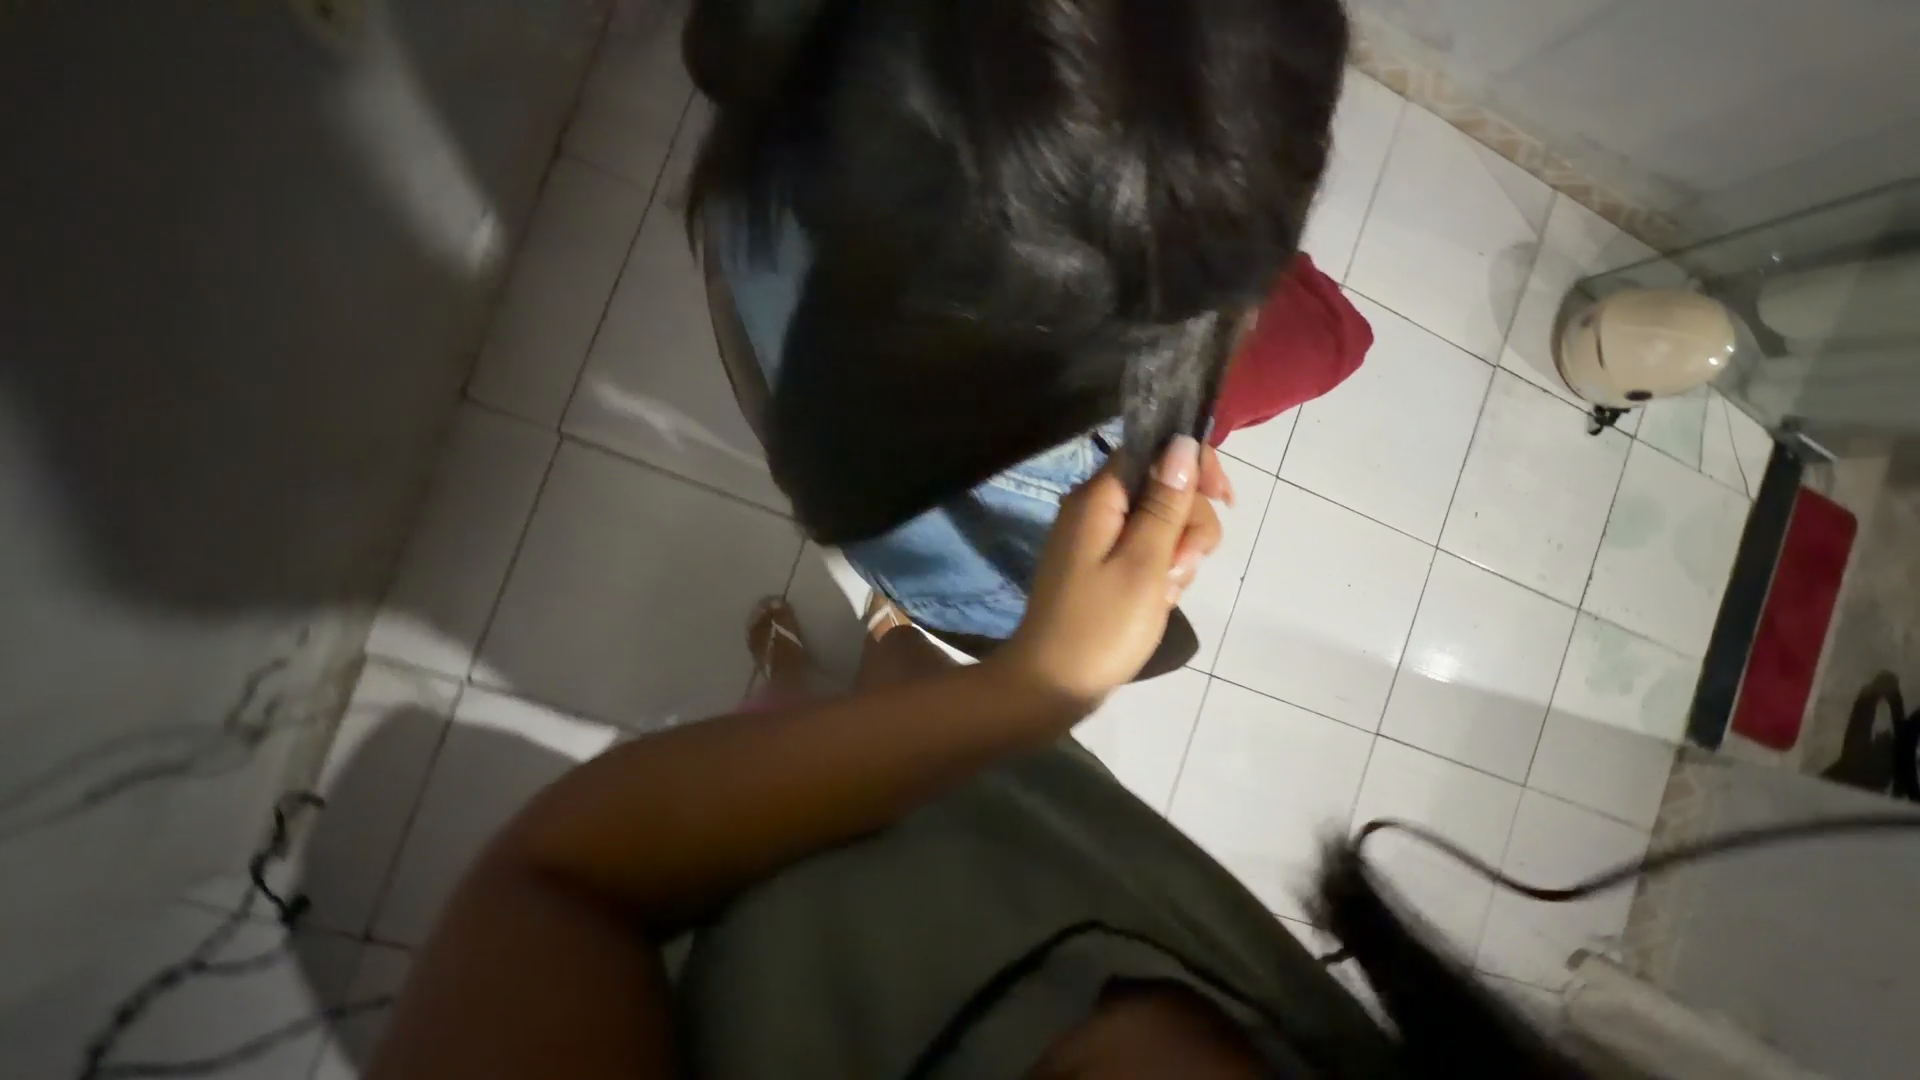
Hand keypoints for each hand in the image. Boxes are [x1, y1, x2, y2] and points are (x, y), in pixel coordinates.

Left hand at [997, 435, 1224, 706]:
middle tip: (1180, 568)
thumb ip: (1166, 503)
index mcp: (1098, 498)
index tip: (1223, 501)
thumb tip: (1183, 443)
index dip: (1194, 467)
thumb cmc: (1101, 626)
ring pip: (1160, 525)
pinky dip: (1160, 574)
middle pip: (1163, 489)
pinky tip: (1159, 601)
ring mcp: (1096, 540)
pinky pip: (1145, 554)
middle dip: (1188, 526)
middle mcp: (1094, 509)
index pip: (1154, 450)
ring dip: (1177, 556)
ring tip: (1166, 593)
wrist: (1053, 684)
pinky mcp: (1101, 567)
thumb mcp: (1144, 563)